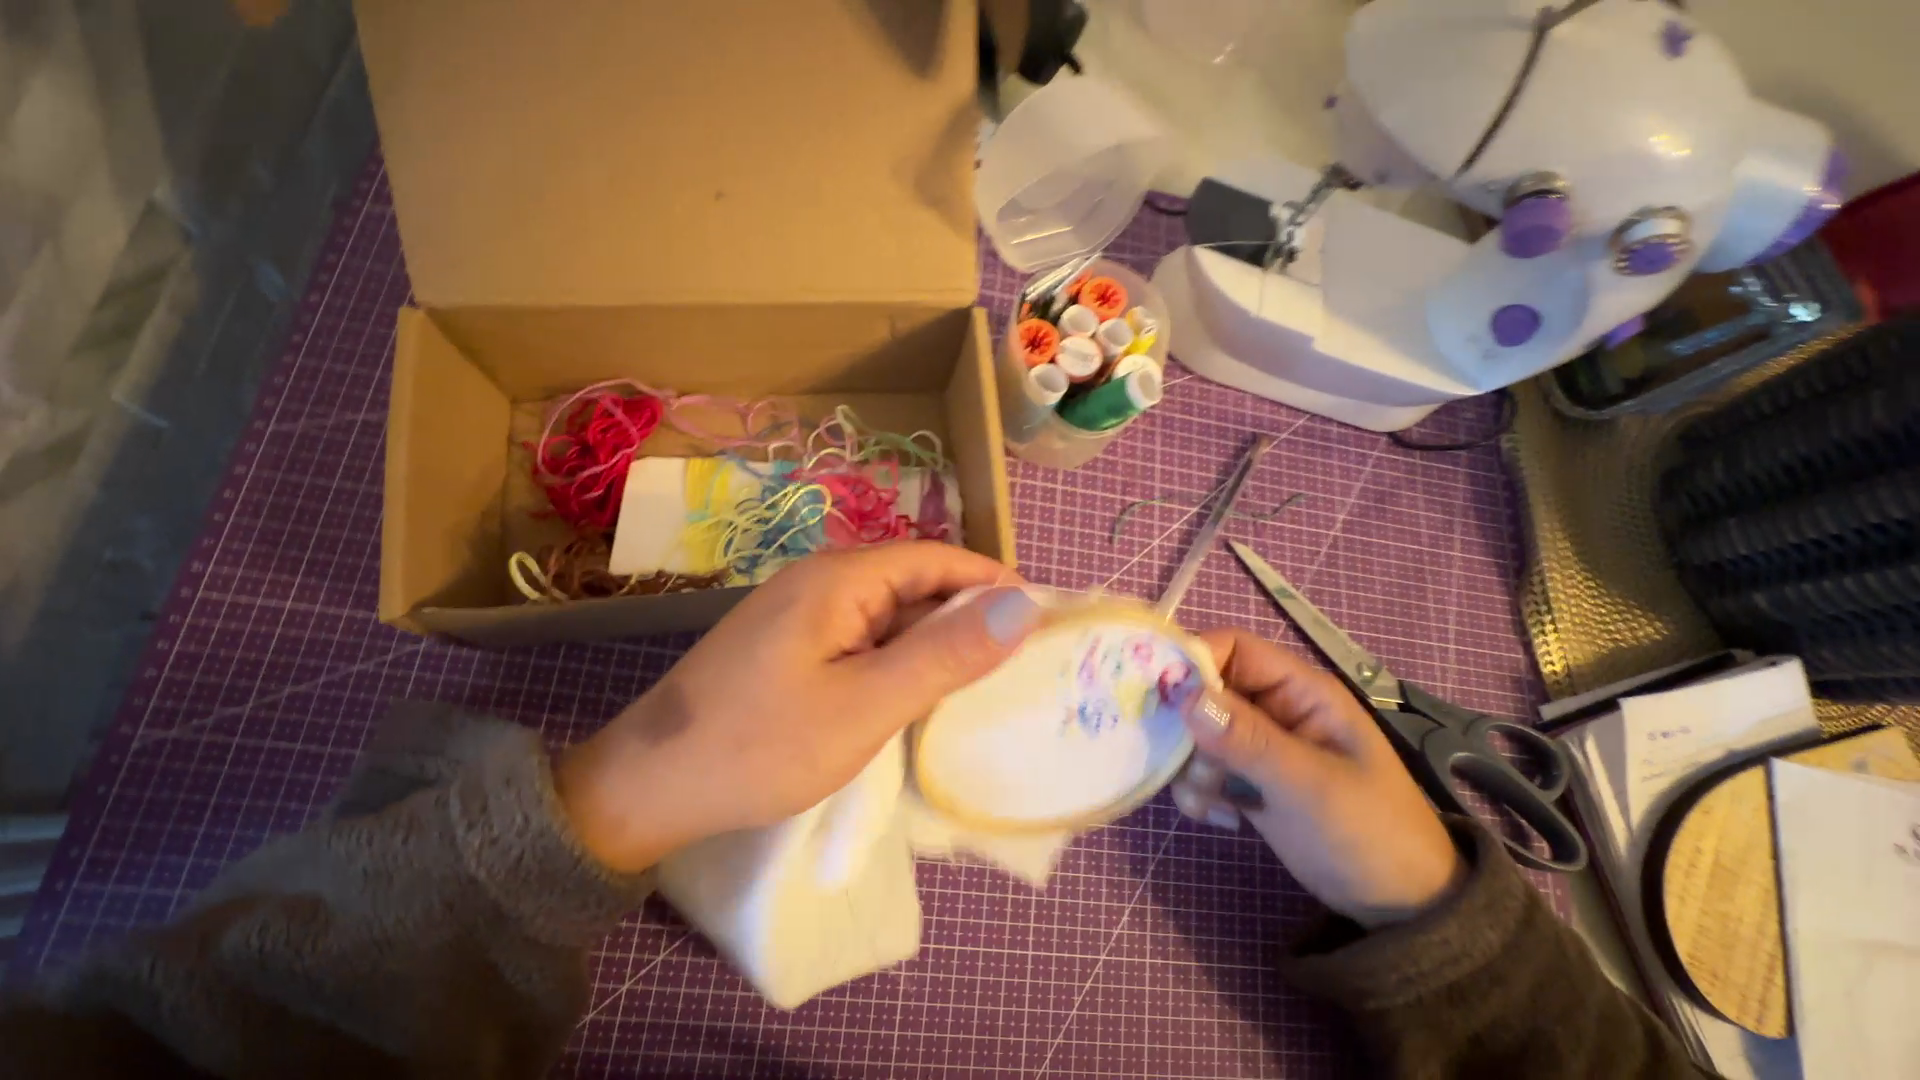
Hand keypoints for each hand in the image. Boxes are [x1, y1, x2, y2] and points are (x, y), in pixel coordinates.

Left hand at [554, 542, 1042, 872]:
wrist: (648, 790)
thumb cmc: (763, 746)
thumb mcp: (868, 705)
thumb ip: (946, 654)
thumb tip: (1023, 604)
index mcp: (839, 578)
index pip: (937, 558)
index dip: (993, 583)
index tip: (1043, 621)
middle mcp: (819, 582)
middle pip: (914, 583)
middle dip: (967, 618)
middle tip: (1019, 666)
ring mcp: (799, 616)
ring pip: (888, 616)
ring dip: (932, 644)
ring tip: (979, 687)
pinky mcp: (787, 649)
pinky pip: (860, 642)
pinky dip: (896, 663)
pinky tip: (915, 698)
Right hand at [1171, 629, 1462, 926]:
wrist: (1401, 904)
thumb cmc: (1371, 832)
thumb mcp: (1311, 786)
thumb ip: (1249, 741)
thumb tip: (1186, 697)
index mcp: (1300, 691)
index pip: (1232, 649)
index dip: (1193, 662)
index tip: (1162, 698)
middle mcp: (1274, 709)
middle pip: (1204, 690)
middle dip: (1186, 726)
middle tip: (1182, 764)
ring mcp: (1259, 747)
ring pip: (1197, 732)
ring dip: (1190, 765)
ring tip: (1208, 800)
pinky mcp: (1248, 781)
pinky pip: (1203, 769)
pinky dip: (1199, 790)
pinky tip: (1218, 816)